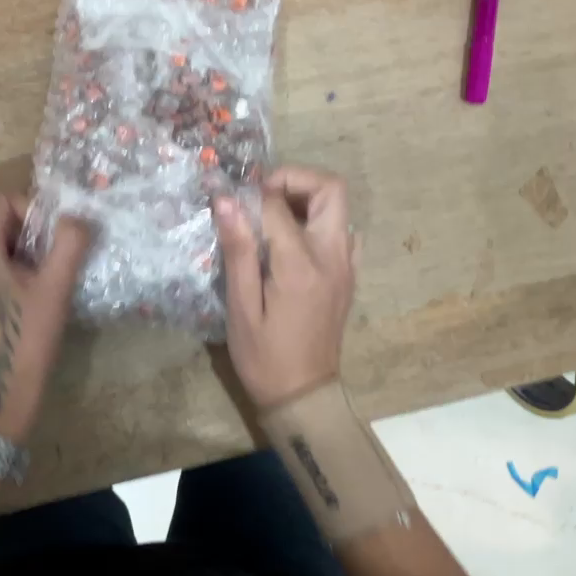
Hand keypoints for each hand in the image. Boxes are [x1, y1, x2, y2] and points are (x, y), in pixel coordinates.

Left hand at [0, 194, 91, 443]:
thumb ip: (69, 242)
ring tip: (36, 284)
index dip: (31, 211)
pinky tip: (18, 301)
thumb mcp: (56, 288)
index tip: (52, 240)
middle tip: (48, 265)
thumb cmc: (28, 340)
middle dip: (25, 235)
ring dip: (14, 254)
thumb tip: (78, 215)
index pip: (2, 201)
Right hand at [214, 166, 356, 410]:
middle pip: (330, 188)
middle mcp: (332, 257)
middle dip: (294, 179)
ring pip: (338, 206)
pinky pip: (343, 230)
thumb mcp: (240, 305)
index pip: (278, 204)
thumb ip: (238, 249)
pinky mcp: (348, 275)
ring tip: (270, 215)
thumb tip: (227, 200)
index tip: (229, 199)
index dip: (251, 193)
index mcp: (301, 265)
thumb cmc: (263, 355)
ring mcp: (346, 265)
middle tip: (260, 196)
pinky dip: (319, 220)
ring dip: (305, 197)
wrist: (303, 396)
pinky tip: (292, 239)